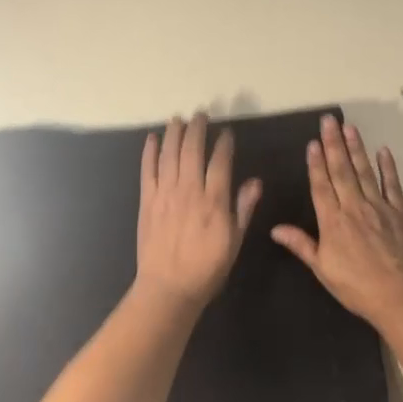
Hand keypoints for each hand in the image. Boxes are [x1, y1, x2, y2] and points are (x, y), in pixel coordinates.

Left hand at [136, 113, 262, 307]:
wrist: (168, 287)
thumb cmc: (207, 268)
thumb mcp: (234, 242)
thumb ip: (243, 209)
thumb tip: (255, 182)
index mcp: (214, 201)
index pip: (220, 162)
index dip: (224, 144)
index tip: (227, 133)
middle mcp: (189, 191)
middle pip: (192, 150)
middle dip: (197, 129)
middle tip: (201, 114)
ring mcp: (165, 194)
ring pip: (169, 155)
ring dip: (174, 134)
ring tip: (178, 118)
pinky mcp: (147, 201)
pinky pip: (148, 170)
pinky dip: (150, 152)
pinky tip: (152, 139)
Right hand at [272, 115, 402, 325]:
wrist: (399, 295)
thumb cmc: (355, 286)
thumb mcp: (322, 269)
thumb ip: (301, 245)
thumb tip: (275, 229)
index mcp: (332, 221)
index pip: (321, 186)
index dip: (316, 163)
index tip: (313, 142)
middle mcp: (354, 207)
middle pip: (342, 171)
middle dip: (334, 144)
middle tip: (329, 121)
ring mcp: (379, 207)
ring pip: (365, 172)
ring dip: (356, 149)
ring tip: (350, 128)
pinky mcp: (400, 213)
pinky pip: (392, 185)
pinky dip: (387, 167)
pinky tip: (383, 151)